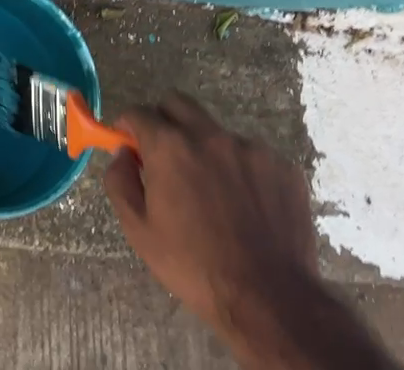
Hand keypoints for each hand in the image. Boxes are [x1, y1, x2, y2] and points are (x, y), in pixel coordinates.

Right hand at [102, 94, 318, 333]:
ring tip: (212, 193)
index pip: (138, 113)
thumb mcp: (139, 231)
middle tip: (164, 156)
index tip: (128, 144)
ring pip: (217, 133)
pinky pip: (252, 157)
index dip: (127, 126)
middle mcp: (211, 135)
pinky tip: (245, 207)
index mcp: (170, 147)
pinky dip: (240, 171)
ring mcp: (253, 149)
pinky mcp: (284, 167)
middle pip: (178, 105)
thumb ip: (120, 182)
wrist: (270, 299)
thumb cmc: (194, 266)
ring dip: (205, 150)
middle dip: (164, 121)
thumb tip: (122, 154)